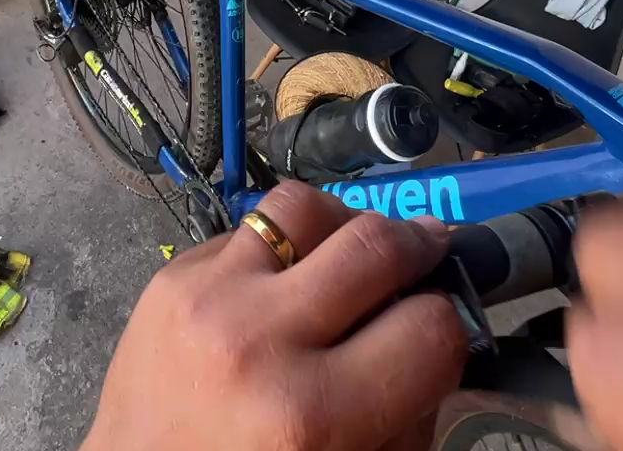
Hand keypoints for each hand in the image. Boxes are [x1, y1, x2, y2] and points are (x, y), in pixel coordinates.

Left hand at [82, 182, 466, 450]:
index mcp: (309, 416)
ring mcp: (207, 293)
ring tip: (349, 246)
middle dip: (416, 244)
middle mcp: (258, 338)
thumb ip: (405, 412)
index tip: (444, 319)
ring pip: (303, 205)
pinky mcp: (172, 271)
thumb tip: (432, 322)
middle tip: (426, 248)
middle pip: (373, 244)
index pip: (428, 329)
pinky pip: (249, 227)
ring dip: (342, 220)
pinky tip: (281, 276)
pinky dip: (279, 245)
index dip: (450, 322)